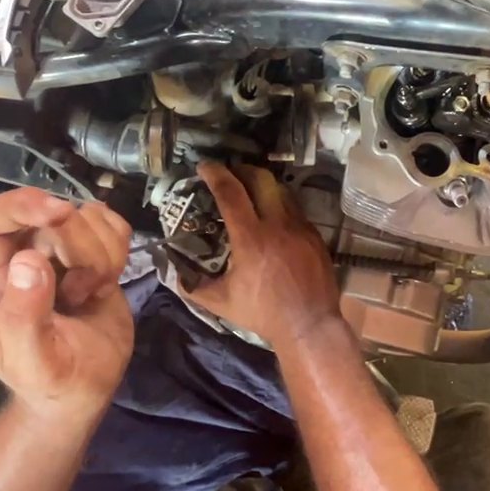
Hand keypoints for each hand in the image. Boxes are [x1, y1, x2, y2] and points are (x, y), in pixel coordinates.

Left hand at [0, 189, 134, 423]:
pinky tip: (106, 280)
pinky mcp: (91, 252)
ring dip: (102, 255)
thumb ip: (24, 316)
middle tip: (83, 290)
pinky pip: (111, 225)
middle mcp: (18, 257)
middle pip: (50, 215)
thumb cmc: (52, 381)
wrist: (87, 388)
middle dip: (80, 246)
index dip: (20, 205)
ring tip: (90, 293)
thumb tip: (28, 260)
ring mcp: (57, 252)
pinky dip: (118, 249)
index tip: (60, 213)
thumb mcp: (34, 362)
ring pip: (86, 216)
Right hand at [188, 162, 340, 347]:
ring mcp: (300, 227)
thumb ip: (193, 285)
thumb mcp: (221, 302)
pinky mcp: (314, 235)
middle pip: (261, 179)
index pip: (230, 193)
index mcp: (250, 238)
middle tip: (229, 173)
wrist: (309, 324)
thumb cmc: (263, 314)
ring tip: (250, 191)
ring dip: (263, 186)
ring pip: (281, 192)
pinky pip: (296, 210)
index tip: (204, 166)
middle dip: (242, 170)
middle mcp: (277, 225)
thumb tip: (175, 272)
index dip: (215, 174)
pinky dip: (280, 206)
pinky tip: (272, 217)